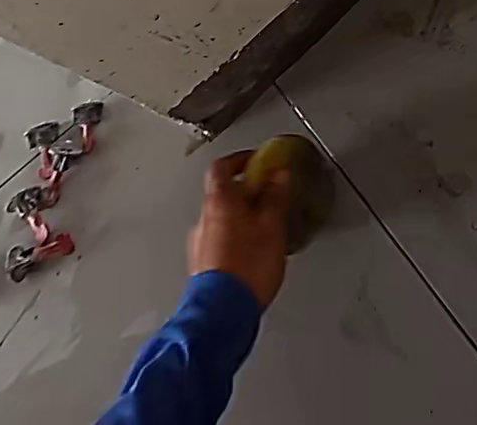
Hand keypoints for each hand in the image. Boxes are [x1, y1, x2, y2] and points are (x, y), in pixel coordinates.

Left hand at [188, 150, 290, 306]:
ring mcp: (198, 244)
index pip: (221, 167)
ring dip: (239, 216)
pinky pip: (217, 240)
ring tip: (263, 226)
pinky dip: (233, 237)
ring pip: (219, 218)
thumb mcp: (272, 224)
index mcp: (219, 201)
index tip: (255, 161)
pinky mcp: (200, 267)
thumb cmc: (246, 268)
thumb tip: (278, 176)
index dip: (239, 159)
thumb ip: (275, 195)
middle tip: (266, 194)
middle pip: (221, 192)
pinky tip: (251, 251)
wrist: (221, 316)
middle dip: (245, 191)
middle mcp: (203, 219)